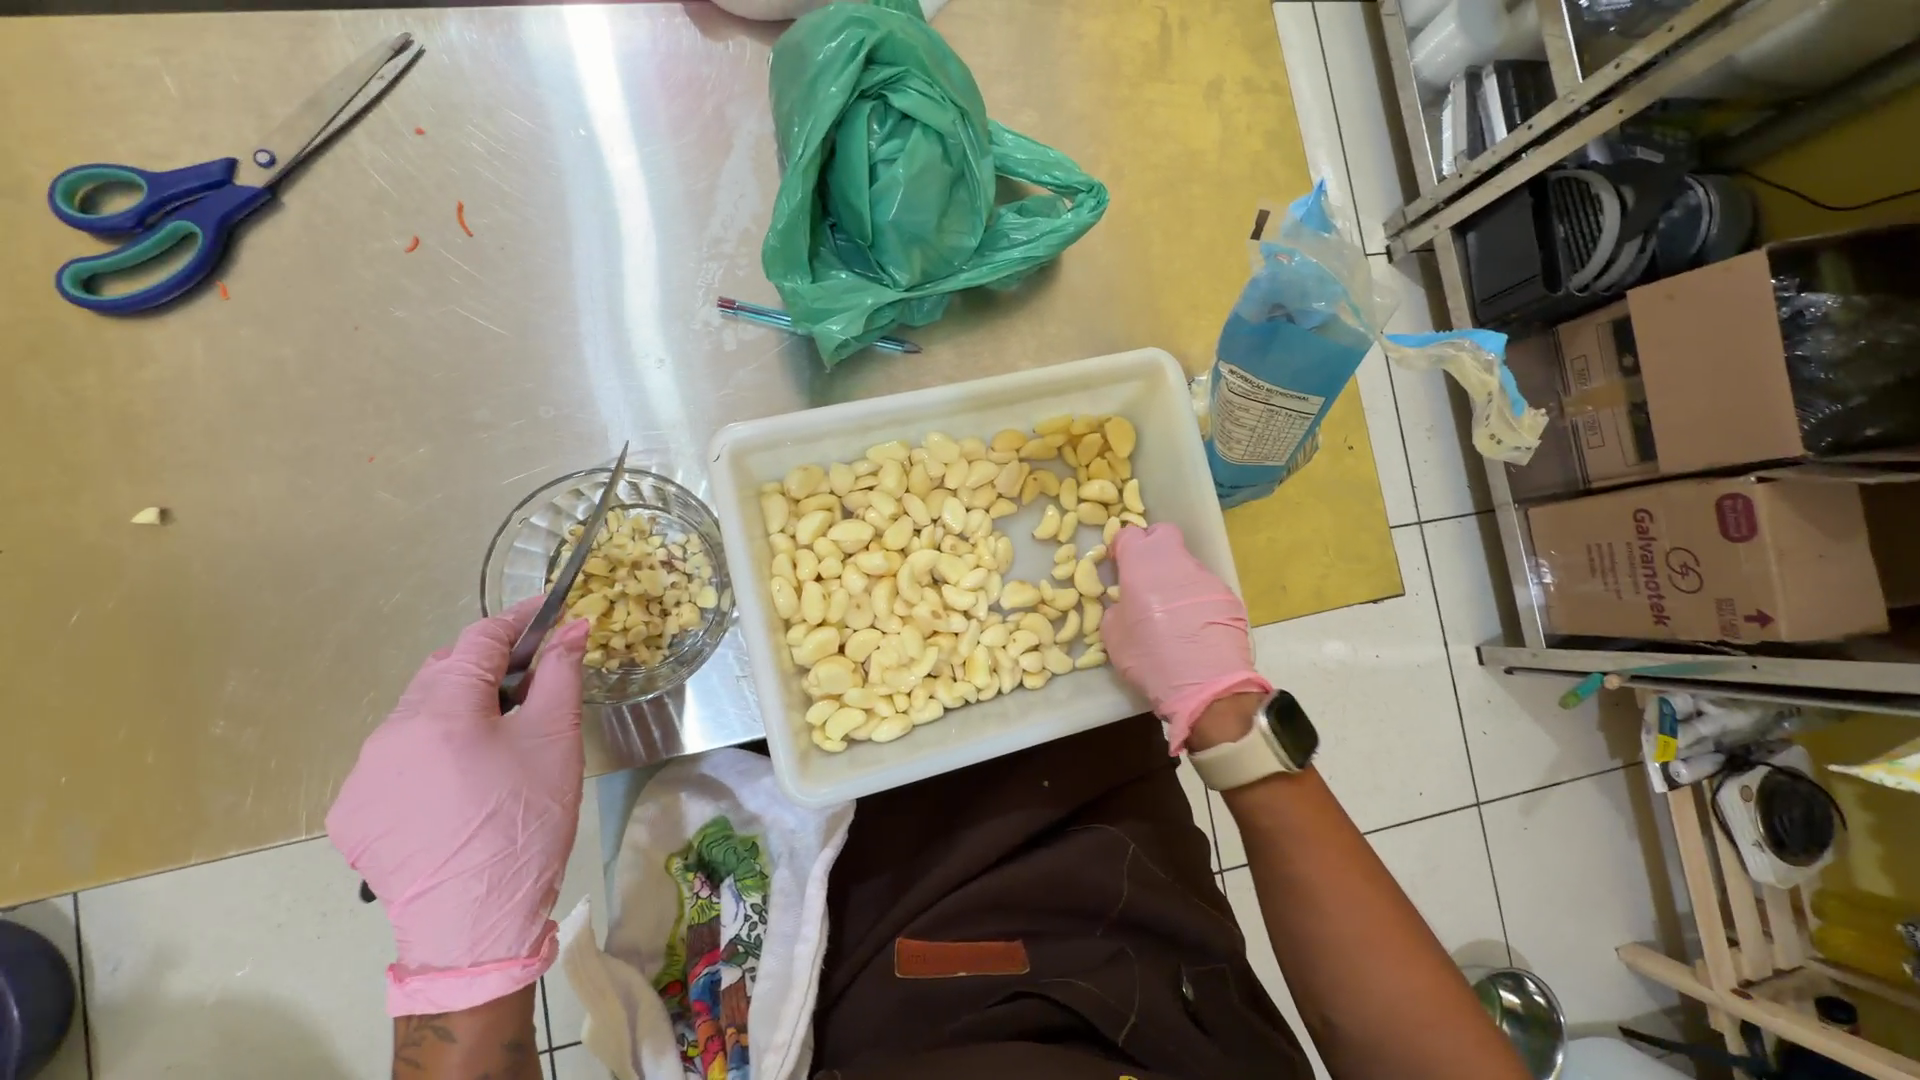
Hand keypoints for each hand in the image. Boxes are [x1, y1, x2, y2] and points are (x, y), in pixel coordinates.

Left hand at [328, 599, 591, 1016]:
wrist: (476, 922)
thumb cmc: (526, 823)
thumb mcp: (555, 742)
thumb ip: (561, 675)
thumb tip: (572, 628)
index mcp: (439, 711)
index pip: (478, 640)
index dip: (517, 621)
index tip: (549, 613)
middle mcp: (386, 733)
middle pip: (441, 675)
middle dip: (485, 668)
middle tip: (530, 684)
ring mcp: (362, 776)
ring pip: (415, 718)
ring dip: (455, 713)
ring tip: (495, 745)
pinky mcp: (353, 814)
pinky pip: (394, 762)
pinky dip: (428, 755)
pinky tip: (458, 788)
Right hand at [1106, 523, 1271, 753]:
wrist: (1206, 685)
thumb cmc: (1149, 658)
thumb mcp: (1114, 635)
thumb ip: (1117, 608)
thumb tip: (1126, 603)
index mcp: (1142, 565)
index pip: (1129, 533)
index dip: (1121, 548)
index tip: (1118, 566)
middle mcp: (1177, 562)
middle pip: (1164, 536)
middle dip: (1153, 548)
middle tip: (1145, 578)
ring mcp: (1207, 578)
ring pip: (1186, 565)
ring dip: (1176, 580)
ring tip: (1172, 615)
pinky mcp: (1229, 597)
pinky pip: (1204, 591)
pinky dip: (1196, 601)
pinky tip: (1195, 629)